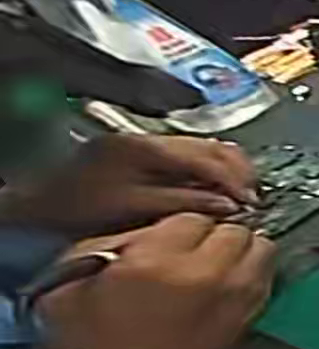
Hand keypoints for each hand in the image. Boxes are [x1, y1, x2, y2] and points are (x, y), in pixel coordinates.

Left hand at [0, 135, 258, 235]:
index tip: (251, 203)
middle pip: (217, 149)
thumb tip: (231, 205)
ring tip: (237, 194)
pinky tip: (218, 187)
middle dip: (240, 174)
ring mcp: (150, 143)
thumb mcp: (136, 207)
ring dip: (233, 171)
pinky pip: (200, 155)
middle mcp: (150, 139)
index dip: (236, 182)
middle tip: (249, 198)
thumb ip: (188, 203)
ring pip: (214, 149)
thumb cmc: (79, 208)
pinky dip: (217, 170)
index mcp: (143, 149)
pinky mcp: (152, 151)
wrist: (37, 206)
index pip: (209, 160)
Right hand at [34, 214, 275, 348]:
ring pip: (262, 245)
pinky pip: (269, 269)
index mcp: (158, 260)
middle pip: (234, 230)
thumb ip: (116, 244)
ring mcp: (244, 287)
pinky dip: (254, 268)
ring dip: (242, 249)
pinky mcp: (262, 303)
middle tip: (193, 251)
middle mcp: (211, 270)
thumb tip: (158, 231)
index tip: (167, 239)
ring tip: (216, 263)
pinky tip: (230, 279)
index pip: (191, 220)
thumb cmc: (96, 337)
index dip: (177, 227)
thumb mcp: (74, 281)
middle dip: (214, 236)